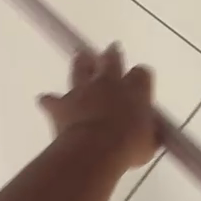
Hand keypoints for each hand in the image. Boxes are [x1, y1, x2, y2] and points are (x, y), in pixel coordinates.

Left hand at [38, 45, 158, 174]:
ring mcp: (83, 90)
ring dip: (82, 62)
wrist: (94, 151)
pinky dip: (51, 101)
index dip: (141, 77)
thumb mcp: (150, 142)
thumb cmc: (129, 146)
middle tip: (112, 48)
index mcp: (136, 90)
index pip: (142, 73)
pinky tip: (49, 103)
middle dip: (112, 54)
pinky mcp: (61, 104)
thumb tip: (150, 132)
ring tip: (82, 56)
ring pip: (81, 67)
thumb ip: (149, 131)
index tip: (142, 82)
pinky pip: (52, 99)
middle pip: (111, 59)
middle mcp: (109, 83)